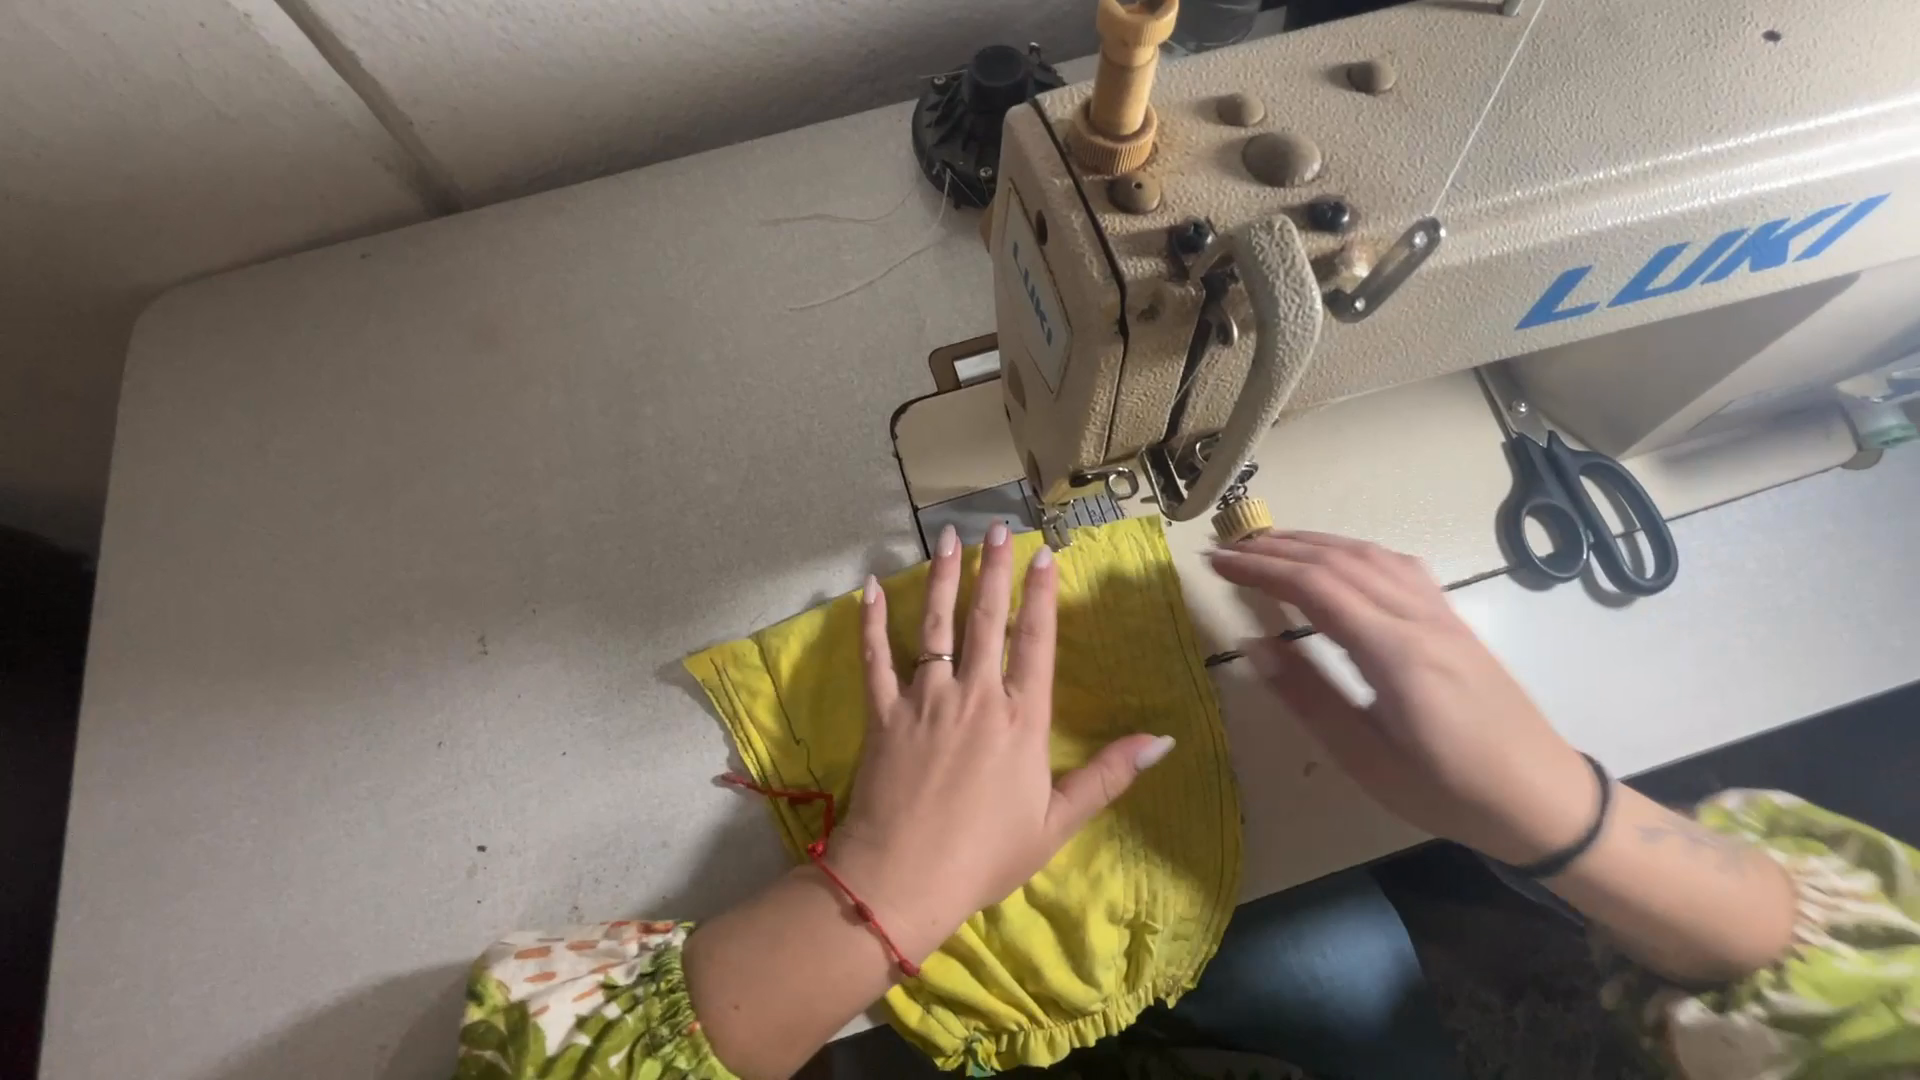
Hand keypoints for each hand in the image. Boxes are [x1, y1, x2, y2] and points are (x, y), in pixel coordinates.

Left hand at [830, 522, 1175, 960]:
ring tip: (948, 538)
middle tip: (998, 527)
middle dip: (994, 569)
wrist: (903, 878)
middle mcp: (975, 694)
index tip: (1045, 553)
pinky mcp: (883, 711)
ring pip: (936, 624)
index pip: (1037, 641)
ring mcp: (925, 697)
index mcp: (1021, 718)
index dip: (1042, 594)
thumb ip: (1107, 776)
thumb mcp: (1058, 822)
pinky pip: (876, 657)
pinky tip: (868, 587)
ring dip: (943, 577)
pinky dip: (872, 621)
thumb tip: (1162, 739)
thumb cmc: (985, 854)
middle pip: (987, 619)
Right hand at [1208, 531, 1595, 864]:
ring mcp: (1440, 614)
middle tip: (1225, 548)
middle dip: (1275, 548)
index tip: (1215, 562)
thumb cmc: (1445, 789)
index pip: (1315, 587)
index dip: (1260, 568)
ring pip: (1368, 555)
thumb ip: (1307, 695)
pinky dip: (1352, 550)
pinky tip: (1336, 557)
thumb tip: (1253, 643)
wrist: (1543, 800)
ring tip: (1266, 544)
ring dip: (1312, 542)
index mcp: (1394, 653)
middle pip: (1337, 562)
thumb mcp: (1364, 757)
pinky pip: (1396, 565)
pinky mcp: (1452, 619)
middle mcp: (1418, 618)